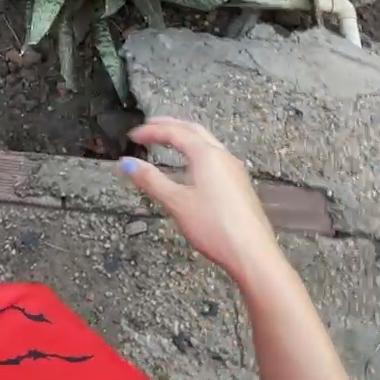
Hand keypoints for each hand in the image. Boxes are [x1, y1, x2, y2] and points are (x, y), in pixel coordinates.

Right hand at [122, 117, 278, 277]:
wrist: (253, 255)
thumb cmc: (214, 227)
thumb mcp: (176, 202)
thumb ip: (150, 179)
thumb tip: (126, 162)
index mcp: (207, 155)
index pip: (175, 133)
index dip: (151, 131)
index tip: (132, 136)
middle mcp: (223, 157)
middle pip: (194, 130)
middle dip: (170, 125)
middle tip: (149, 126)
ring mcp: (234, 170)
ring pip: (207, 142)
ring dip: (185, 136)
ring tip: (167, 139)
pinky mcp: (239, 185)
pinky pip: (215, 156)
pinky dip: (196, 150)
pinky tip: (190, 165)